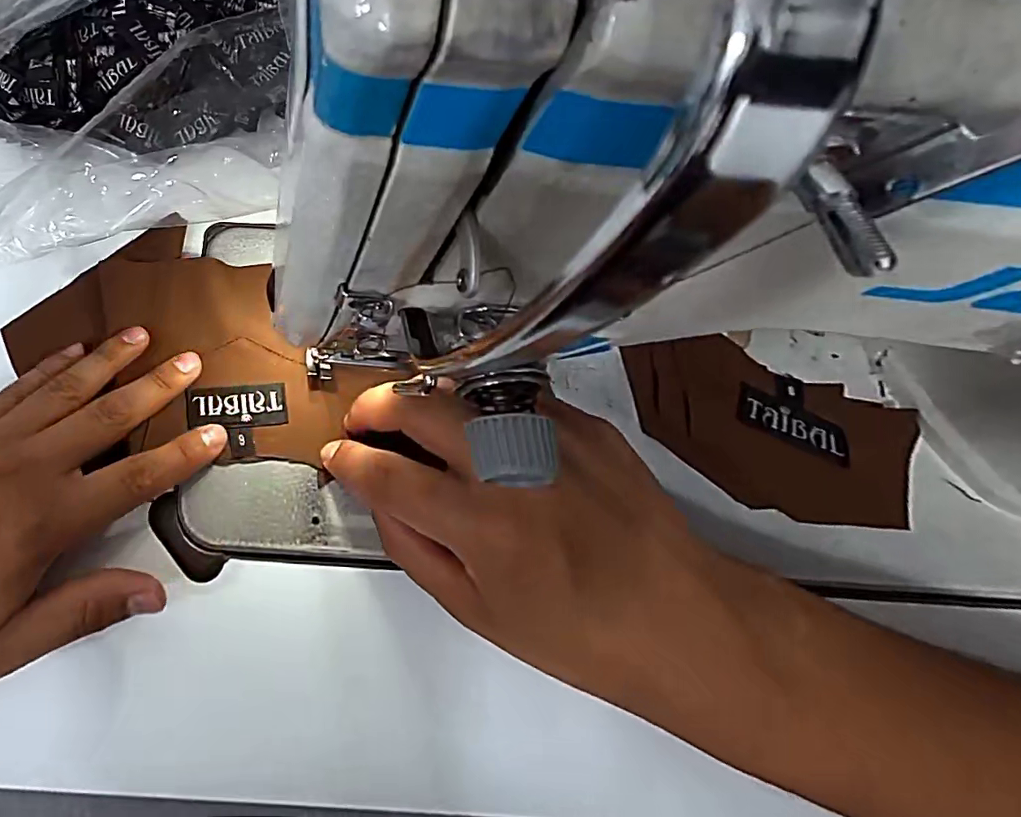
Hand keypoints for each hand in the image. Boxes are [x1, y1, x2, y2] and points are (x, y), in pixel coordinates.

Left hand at [0, 329, 224, 803]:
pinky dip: (47, 370)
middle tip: (190, 359)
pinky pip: (12, 393)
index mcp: (42, 522)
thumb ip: (82, 610)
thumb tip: (151, 592)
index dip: (180, 455)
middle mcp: (21, 470)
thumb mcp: (3, 646)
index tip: (213, 432)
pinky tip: (70, 355)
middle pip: (105, 417)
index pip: (133, 479)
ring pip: (62, 391)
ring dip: (106, 362)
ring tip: (139, 336)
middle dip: (154, 386)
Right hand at [321, 384, 745, 710]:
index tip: (340, 455)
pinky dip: (481, 410)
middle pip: (415, 407)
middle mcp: (515, 468)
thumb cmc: (586, 631)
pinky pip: (510, 399)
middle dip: (372, 407)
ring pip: (459, 389)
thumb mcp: (476, 609)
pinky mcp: (581, 423)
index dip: (350, 459)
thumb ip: (412, 546)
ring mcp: (551, 436)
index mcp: (483, 525)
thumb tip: (379, 499)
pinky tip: (483, 436)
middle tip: (363, 422)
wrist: (680, 618)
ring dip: (422, 400)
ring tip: (414, 423)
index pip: (386, 472)